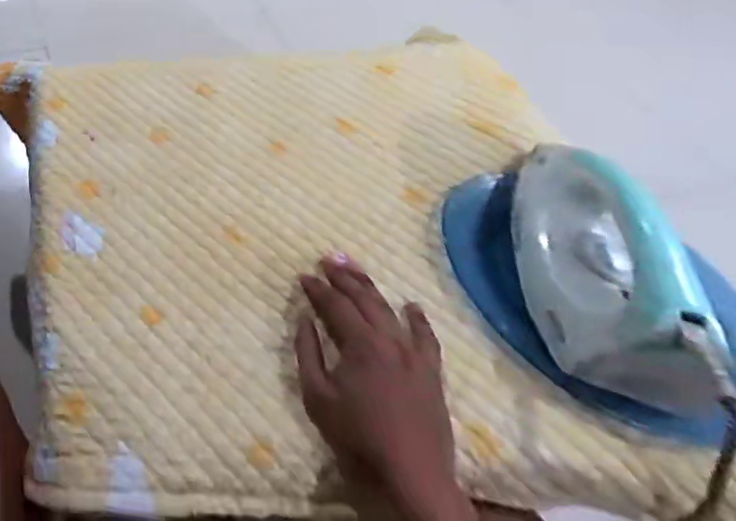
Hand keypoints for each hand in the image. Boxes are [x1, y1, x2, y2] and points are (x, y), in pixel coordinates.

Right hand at [296, 257, 474, 520]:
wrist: (412, 476)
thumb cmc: (358, 438)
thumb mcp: (317, 397)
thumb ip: (307, 353)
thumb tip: (305, 319)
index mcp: (360, 344)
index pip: (335, 304)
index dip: (317, 288)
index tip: (303, 275)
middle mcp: (389, 340)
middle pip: (364, 299)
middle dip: (343, 276)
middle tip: (327, 260)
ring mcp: (414, 354)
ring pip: (390, 309)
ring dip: (371, 287)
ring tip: (356, 269)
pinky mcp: (431, 372)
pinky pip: (426, 337)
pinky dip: (418, 318)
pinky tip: (411, 306)